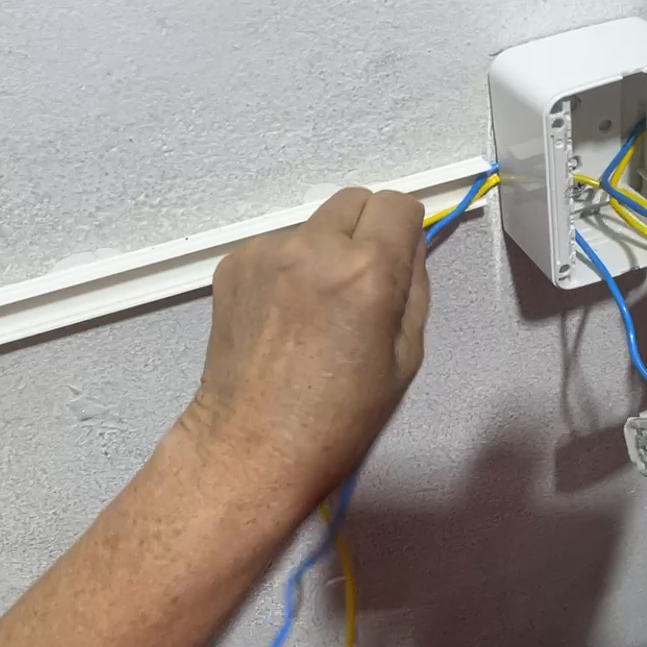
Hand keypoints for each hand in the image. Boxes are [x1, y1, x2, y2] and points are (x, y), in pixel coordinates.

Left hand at [179, 188, 429, 508]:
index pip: (398, 203)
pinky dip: (288, 266)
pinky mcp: (232, 263)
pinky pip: (278, 246)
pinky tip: (282, 314)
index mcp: (366, 271)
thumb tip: (406, 246)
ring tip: (314, 306)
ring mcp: (266, 251)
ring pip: (314, 224)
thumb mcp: (406, 356)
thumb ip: (413, 286)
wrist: (251, 447)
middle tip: (360, 280)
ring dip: (325, 249)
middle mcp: (314, 246)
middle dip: (367, 229)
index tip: (399, 258)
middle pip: (355, 199)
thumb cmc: (340, 417)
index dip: (405, 229)